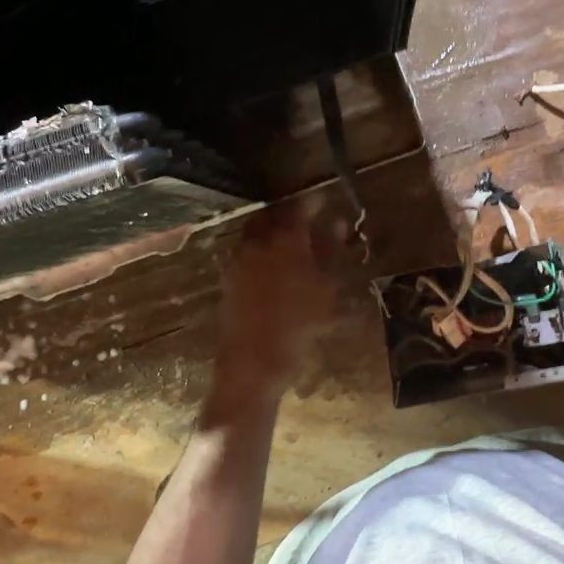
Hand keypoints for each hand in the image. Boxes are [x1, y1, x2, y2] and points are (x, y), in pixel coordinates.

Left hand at [208, 206, 343, 418]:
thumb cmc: (300, 325)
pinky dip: (259, 250)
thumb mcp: (326, 288)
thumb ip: (331, 250)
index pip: (300, 206)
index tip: (325, 201)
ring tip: (289, 245)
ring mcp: (238, 258)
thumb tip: (337, 223)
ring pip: (254, 231)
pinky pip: (244, 252)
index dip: (314, 201)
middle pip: (271, 214)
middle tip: (306, 221)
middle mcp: (257, 241)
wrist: (253, 362)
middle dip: (288, 213)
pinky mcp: (226, 277)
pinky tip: (272, 267)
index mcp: (285, 239)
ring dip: (271, 230)